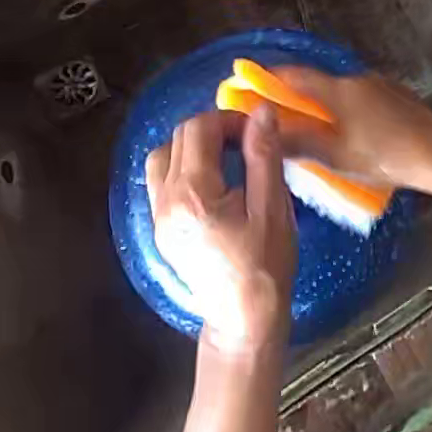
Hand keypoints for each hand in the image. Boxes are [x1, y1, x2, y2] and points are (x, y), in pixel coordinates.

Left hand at [146, 108, 295, 357]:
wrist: (243, 319)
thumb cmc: (265, 264)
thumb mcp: (273, 208)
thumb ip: (264, 156)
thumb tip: (261, 112)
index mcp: (195, 194)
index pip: (199, 130)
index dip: (228, 120)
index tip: (256, 133)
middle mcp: (166, 201)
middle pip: (177, 138)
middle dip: (212, 129)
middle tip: (245, 143)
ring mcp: (158, 216)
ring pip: (162, 157)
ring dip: (192, 147)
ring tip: (224, 160)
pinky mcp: (160, 228)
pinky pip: (160, 181)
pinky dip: (182, 168)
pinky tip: (210, 183)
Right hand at [270, 67, 431, 190]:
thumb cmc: (383, 157)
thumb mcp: (336, 157)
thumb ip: (300, 143)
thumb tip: (267, 134)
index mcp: (338, 90)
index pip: (294, 75)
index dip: (269, 77)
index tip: (250, 81)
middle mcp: (356, 78)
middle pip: (317, 83)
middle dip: (296, 96)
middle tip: (282, 114)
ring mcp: (379, 84)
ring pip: (341, 91)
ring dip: (325, 104)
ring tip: (317, 128)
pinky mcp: (396, 93)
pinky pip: (361, 97)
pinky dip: (348, 108)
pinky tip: (352, 130)